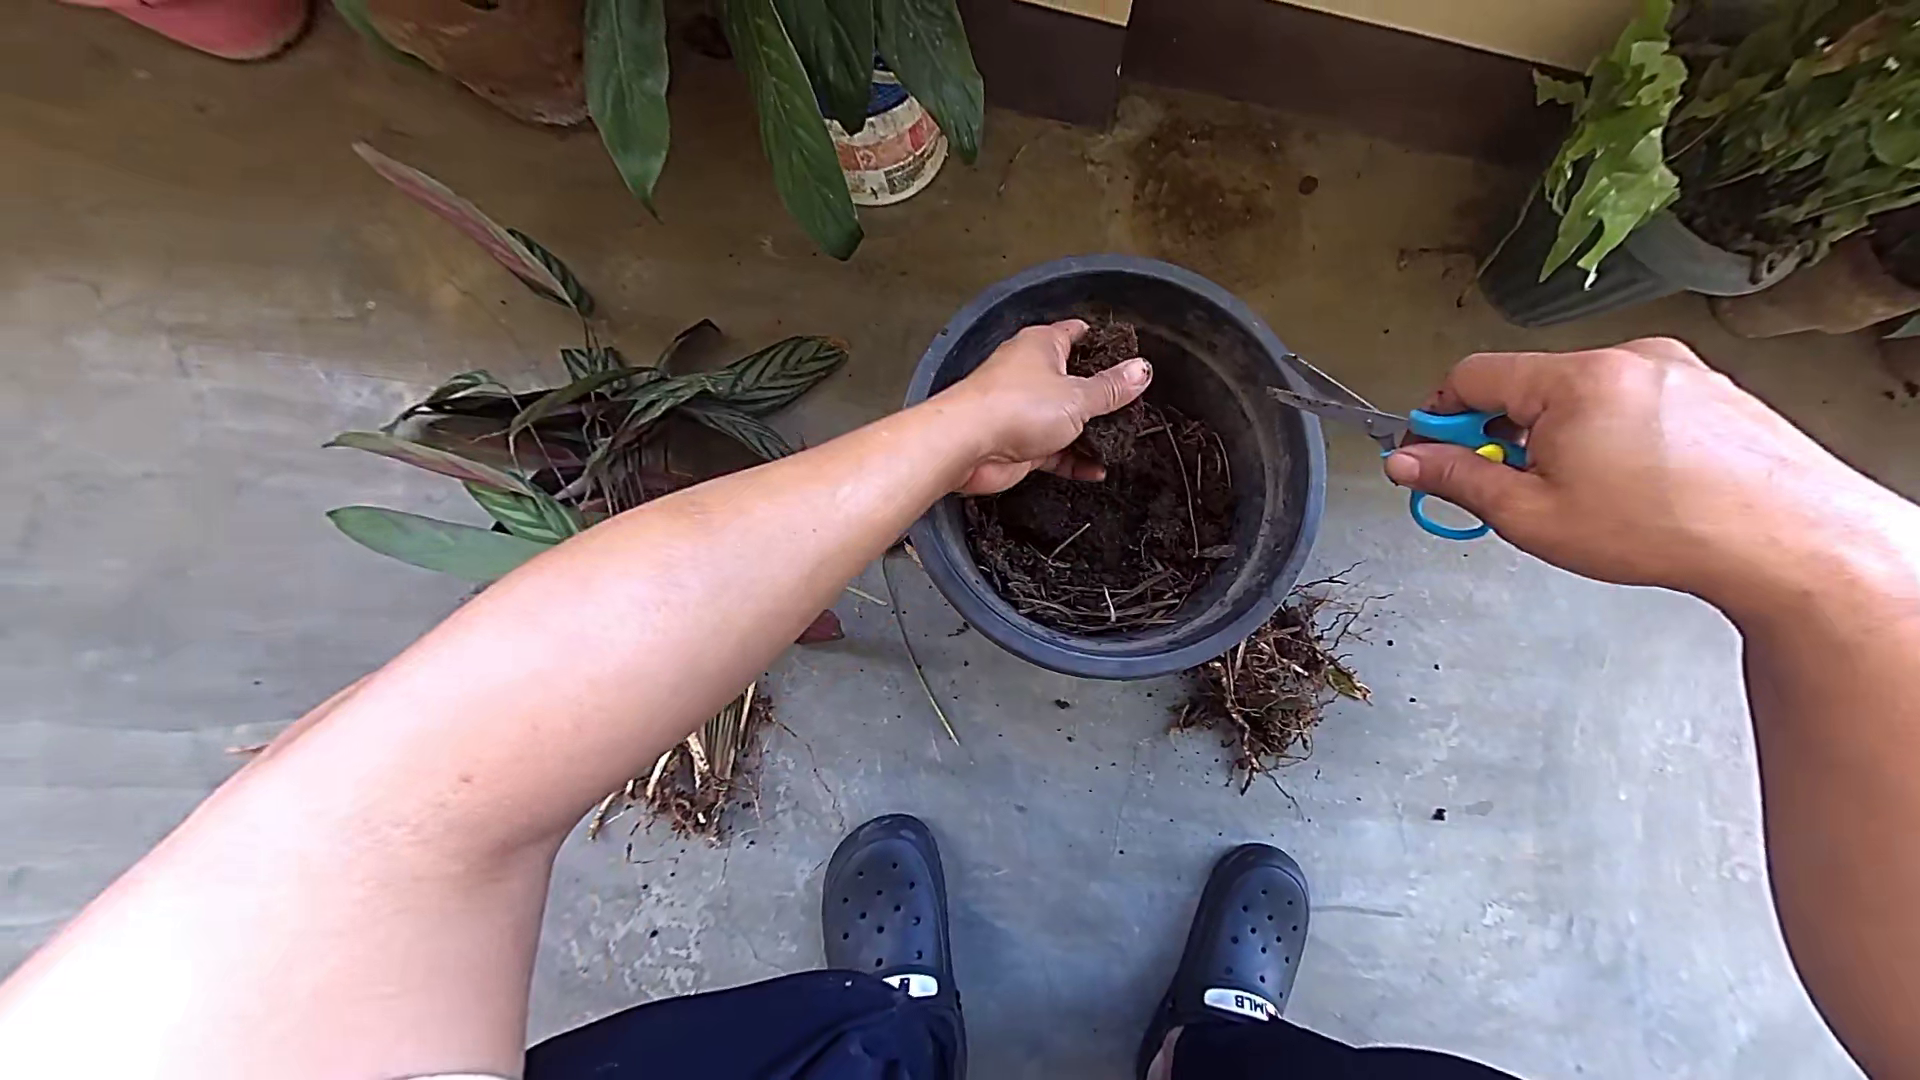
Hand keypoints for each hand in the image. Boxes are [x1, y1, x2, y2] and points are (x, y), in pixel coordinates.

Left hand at [935, 319, 1153, 494]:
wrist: (967, 445)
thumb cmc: (1012, 407)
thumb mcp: (1077, 396)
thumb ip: (1111, 389)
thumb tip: (1141, 370)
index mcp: (1042, 346)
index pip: (1077, 335)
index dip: (1104, 344)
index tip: (1128, 355)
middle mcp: (1031, 374)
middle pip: (1074, 382)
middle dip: (1101, 397)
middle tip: (1132, 407)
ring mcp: (1024, 411)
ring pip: (1065, 420)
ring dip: (1090, 434)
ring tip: (1121, 442)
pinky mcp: (1019, 444)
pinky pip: (1054, 452)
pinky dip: (1074, 460)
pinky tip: (1096, 469)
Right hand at [1383, 338, 1896, 609]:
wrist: (1794, 545)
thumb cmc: (1663, 528)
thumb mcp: (1525, 511)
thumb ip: (1453, 478)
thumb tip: (1404, 461)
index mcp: (1576, 381)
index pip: (1470, 375)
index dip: (1435, 415)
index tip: (1427, 450)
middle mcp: (1626, 360)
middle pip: (1518, 383)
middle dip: (1488, 430)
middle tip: (1490, 479)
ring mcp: (1672, 369)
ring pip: (1566, 392)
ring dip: (1537, 432)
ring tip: (1553, 484)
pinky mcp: (1702, 387)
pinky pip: (1614, 397)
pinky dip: (1586, 429)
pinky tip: (1602, 475)